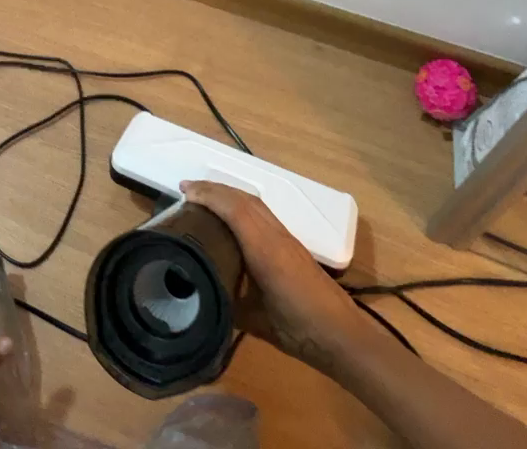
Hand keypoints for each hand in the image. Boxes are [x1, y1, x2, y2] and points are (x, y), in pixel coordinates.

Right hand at [181, 180, 364, 375]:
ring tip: (204, 199)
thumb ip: (227, 302)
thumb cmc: (300, 329)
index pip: (235, 209)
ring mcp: (287, 238)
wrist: (343, 336)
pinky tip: (231, 219)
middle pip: (245, 199)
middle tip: (186, 191)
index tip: (184, 194)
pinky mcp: (293, 245)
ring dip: (229, 195)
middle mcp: (276, 236)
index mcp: (265, 250)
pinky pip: (263, 214)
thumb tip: (200, 293)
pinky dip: (241, 206)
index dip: (208, 196)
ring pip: (255, 204)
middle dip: (214, 189)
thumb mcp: (255, 321)